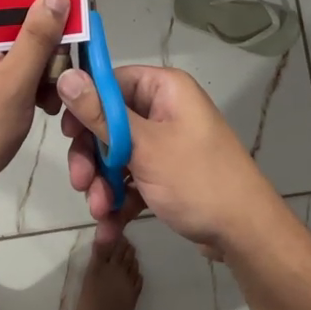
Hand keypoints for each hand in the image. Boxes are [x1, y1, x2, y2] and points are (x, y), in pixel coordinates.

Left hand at [0, 0, 69, 212]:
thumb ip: (37, 39)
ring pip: (30, 63)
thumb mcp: (13, 82)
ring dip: (47, 80)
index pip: (23, 12)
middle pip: (29, 38)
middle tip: (59, 83)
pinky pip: (23, 84)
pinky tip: (44, 111)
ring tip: (50, 104)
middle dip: (52, 57)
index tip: (79, 33)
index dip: (52, 19)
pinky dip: (37, 95)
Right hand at [57, 64, 281, 258]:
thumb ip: (100, 114)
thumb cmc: (196, 179)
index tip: (66, 132)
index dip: (85, 105)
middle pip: (109, 123)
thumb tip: (66, 76)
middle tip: (80, 182)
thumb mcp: (143, 146)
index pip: (112, 82)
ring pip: (117, 156)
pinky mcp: (167, 175)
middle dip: (92, 157)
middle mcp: (165, 110)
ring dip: (102, 184)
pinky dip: (119, 201)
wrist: (245, 233)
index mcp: (165, 89)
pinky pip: (132, 180)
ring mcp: (167, 144)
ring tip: (100, 212)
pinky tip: (109, 229)